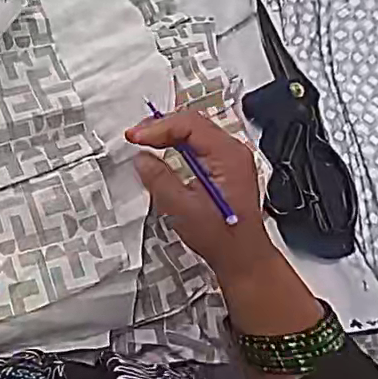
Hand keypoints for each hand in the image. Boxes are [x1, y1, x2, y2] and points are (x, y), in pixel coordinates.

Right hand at [125, 109, 279, 279]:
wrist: (241, 255)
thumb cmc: (221, 236)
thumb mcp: (181, 208)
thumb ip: (159, 179)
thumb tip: (142, 159)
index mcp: (227, 156)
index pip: (189, 125)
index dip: (158, 128)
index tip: (136, 137)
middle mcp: (233, 152)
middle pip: (193, 123)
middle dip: (161, 127)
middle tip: (136, 136)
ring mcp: (231, 159)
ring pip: (195, 132)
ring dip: (167, 134)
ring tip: (144, 140)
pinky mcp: (225, 168)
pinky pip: (198, 145)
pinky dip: (177, 145)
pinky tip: (163, 150)